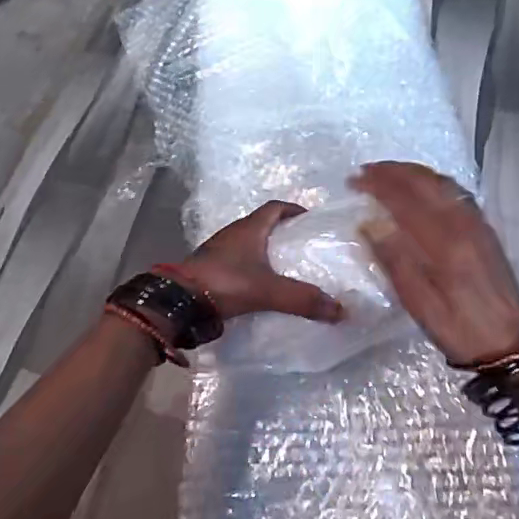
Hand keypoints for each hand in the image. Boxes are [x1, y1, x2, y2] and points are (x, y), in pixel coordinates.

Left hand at [164, 201, 344, 321]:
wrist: (179, 300)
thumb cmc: (225, 283)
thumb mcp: (268, 291)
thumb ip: (302, 299)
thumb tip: (340, 310)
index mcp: (249, 228)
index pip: (275, 207)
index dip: (294, 210)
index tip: (310, 220)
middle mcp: (233, 234)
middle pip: (262, 225)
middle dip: (283, 233)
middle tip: (303, 247)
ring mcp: (219, 251)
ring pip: (249, 244)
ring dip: (266, 251)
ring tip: (287, 267)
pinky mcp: (210, 268)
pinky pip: (238, 262)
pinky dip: (252, 268)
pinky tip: (261, 286)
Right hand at [349, 162, 518, 364]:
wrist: (508, 341)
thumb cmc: (458, 327)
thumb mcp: (419, 303)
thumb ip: (395, 260)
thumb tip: (370, 223)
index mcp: (443, 243)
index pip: (404, 199)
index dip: (377, 184)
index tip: (353, 181)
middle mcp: (462, 224)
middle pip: (424, 182)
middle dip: (392, 171)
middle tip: (365, 171)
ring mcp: (476, 223)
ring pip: (442, 182)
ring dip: (412, 172)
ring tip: (387, 174)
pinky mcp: (484, 228)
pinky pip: (455, 191)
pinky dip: (432, 181)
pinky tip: (420, 187)